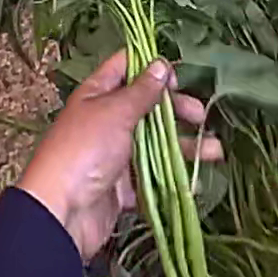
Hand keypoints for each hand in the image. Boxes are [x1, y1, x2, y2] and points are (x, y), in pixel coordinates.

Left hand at [15, 51, 221, 260]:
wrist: (61, 213)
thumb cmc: (86, 149)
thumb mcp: (115, 112)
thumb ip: (141, 91)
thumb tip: (161, 63)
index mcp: (99, 92)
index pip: (127, 67)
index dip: (152, 67)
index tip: (178, 77)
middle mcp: (107, 118)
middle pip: (146, 106)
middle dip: (175, 109)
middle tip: (201, 116)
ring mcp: (115, 153)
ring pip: (154, 143)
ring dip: (183, 145)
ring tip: (215, 151)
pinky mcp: (122, 186)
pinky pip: (152, 177)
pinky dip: (173, 178)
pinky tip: (196, 181)